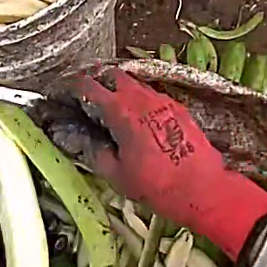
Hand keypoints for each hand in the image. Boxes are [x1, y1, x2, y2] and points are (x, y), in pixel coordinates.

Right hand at [32, 64, 266, 258]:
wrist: (205, 191)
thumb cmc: (158, 186)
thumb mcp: (115, 174)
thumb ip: (95, 152)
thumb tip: (84, 140)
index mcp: (122, 112)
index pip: (89, 86)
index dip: (71, 85)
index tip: (62, 90)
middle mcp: (143, 100)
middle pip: (114, 75)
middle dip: (97, 82)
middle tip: (85, 96)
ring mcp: (164, 102)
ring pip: (135, 84)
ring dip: (119, 90)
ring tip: (110, 108)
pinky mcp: (180, 110)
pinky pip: (153, 97)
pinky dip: (139, 101)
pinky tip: (136, 119)